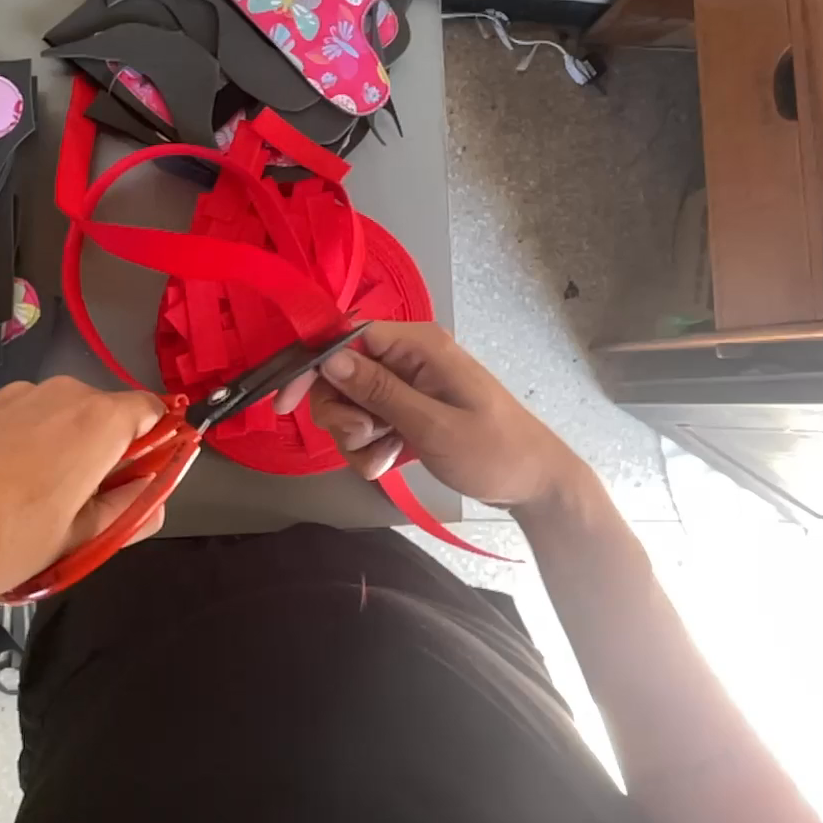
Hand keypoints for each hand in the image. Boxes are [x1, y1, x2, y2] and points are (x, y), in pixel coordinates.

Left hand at [0, 377, 165, 614]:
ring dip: (59, 457)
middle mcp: (58, 393)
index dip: (157, 447)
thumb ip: (127, 514)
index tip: (137, 489)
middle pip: (105, 417)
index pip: (154, 412)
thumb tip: (154, 496)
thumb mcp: (72, 543)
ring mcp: (8, 395)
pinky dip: (17, 452)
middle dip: (105, 459)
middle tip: (78, 515)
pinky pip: (16, 423)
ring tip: (19, 513)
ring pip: (57, 422)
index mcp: (96, 421)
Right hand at [274, 321, 587, 511]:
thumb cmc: (494, 451)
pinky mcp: (408, 411)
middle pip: (342, 373)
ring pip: (351, 402)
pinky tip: (390, 461)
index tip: (286, 403)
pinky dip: (370, 446)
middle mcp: (409, 358)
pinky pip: (368, 423)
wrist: (536, 484)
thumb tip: (331, 358)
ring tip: (385, 456)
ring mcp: (408, 386)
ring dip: (356, 436)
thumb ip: (380, 391)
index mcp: (420, 345)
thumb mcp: (434, 425)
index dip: (313, 366)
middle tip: (365, 438)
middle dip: (342, 411)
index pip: (348, 338)